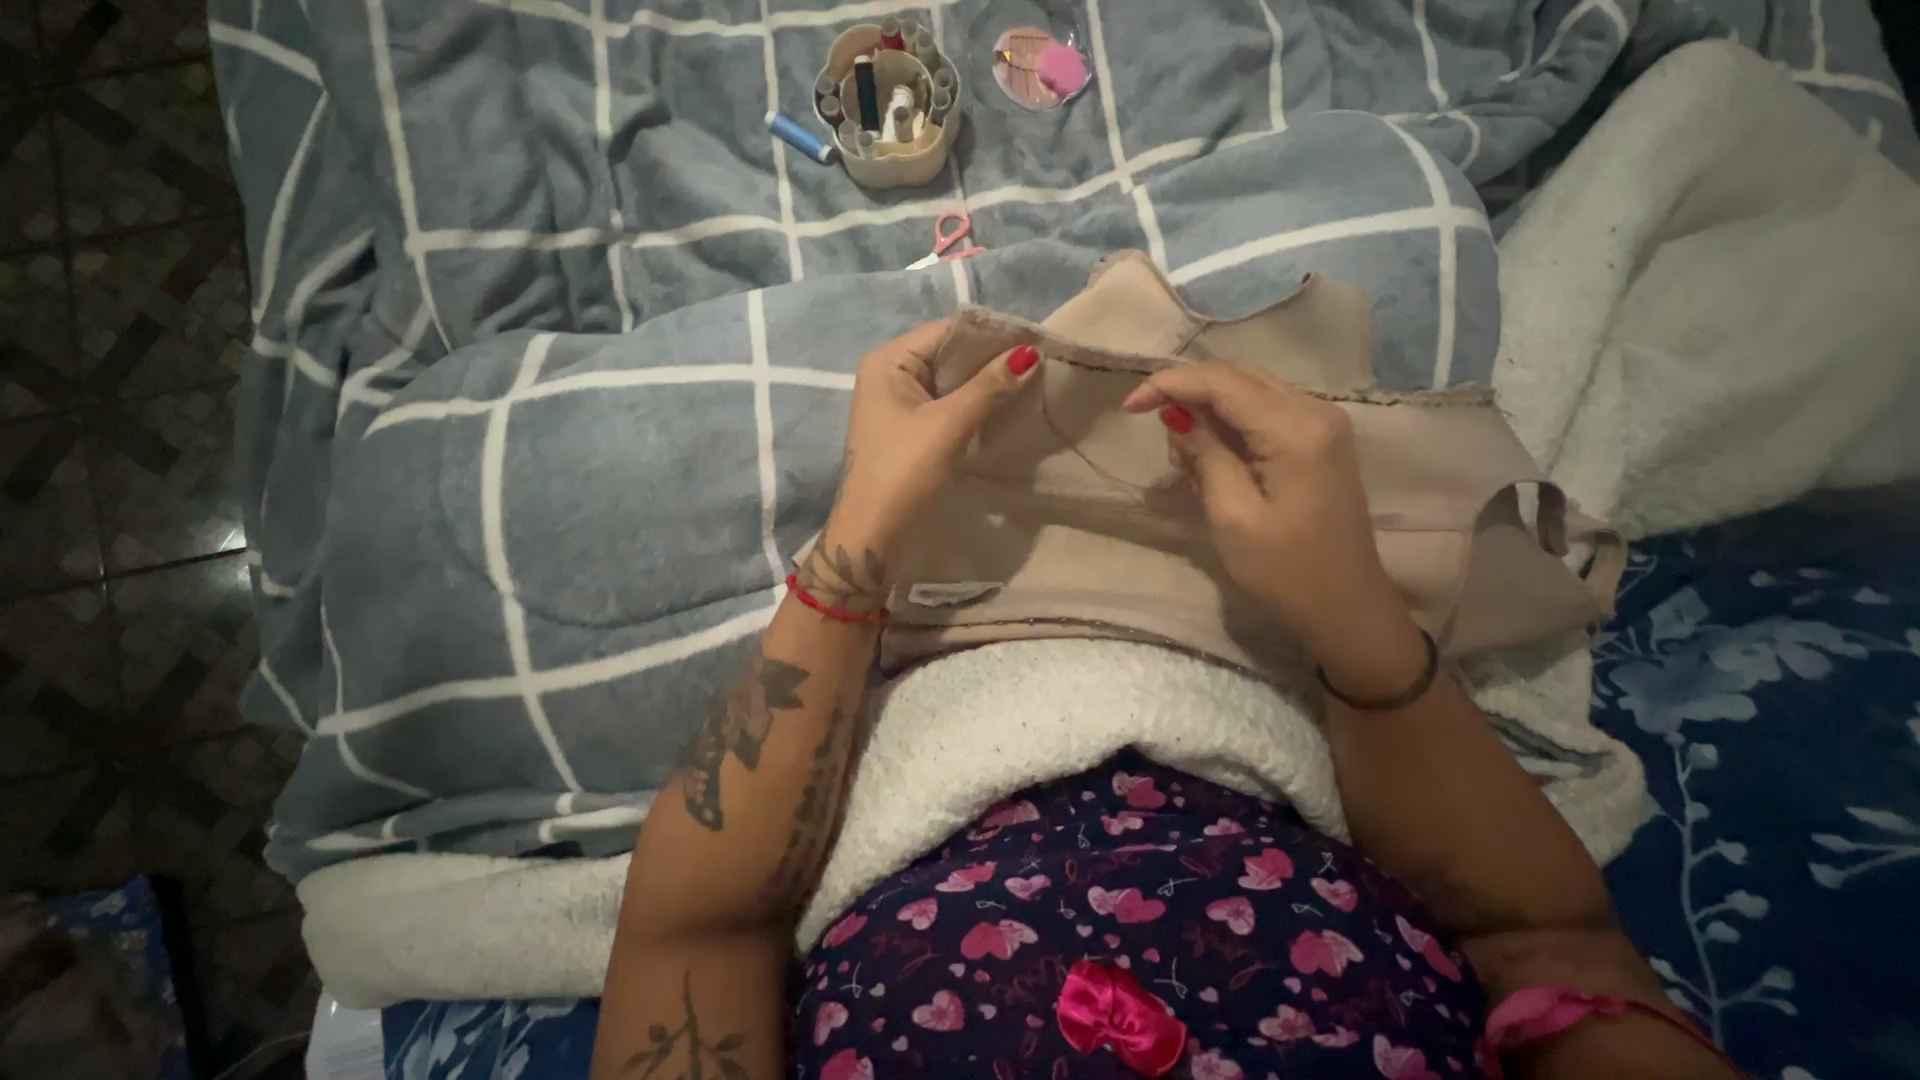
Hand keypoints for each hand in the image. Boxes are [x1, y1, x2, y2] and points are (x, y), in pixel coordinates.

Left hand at [805, 320, 1039, 606]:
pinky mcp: (909, 430)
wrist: (873, 534)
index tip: (1036, 341)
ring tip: (1031, 384)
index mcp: (888, 360)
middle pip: (949, 354)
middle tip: (1040, 363)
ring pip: (950, 382)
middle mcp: (889, 374)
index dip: (991, 334)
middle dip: (991, 360)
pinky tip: (1005, 410)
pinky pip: (947, 406)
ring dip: (985, 385)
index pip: (946, 331)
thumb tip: (1031, 353)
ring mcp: (898, 404)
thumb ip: (990, 387)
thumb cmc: (904, 472)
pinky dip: (974, 406)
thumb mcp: (949, 425)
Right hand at [1120, 362, 1428, 697]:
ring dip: (1208, 412)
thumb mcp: (1232, 515)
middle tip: (1156, 434)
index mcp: (1295, 429)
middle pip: (1237, 376)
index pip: (1222, 382)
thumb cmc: (1284, 570)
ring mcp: (1323, 422)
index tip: (1128, 407)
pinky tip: (1213, 460)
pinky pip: (1264, 412)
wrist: (1345, 604)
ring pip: (1249, 390)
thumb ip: (1205, 454)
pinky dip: (1231, 425)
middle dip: (1187, 394)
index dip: (1169, 384)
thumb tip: (1177, 413)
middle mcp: (1315, 410)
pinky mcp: (1320, 438)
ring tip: (1186, 461)